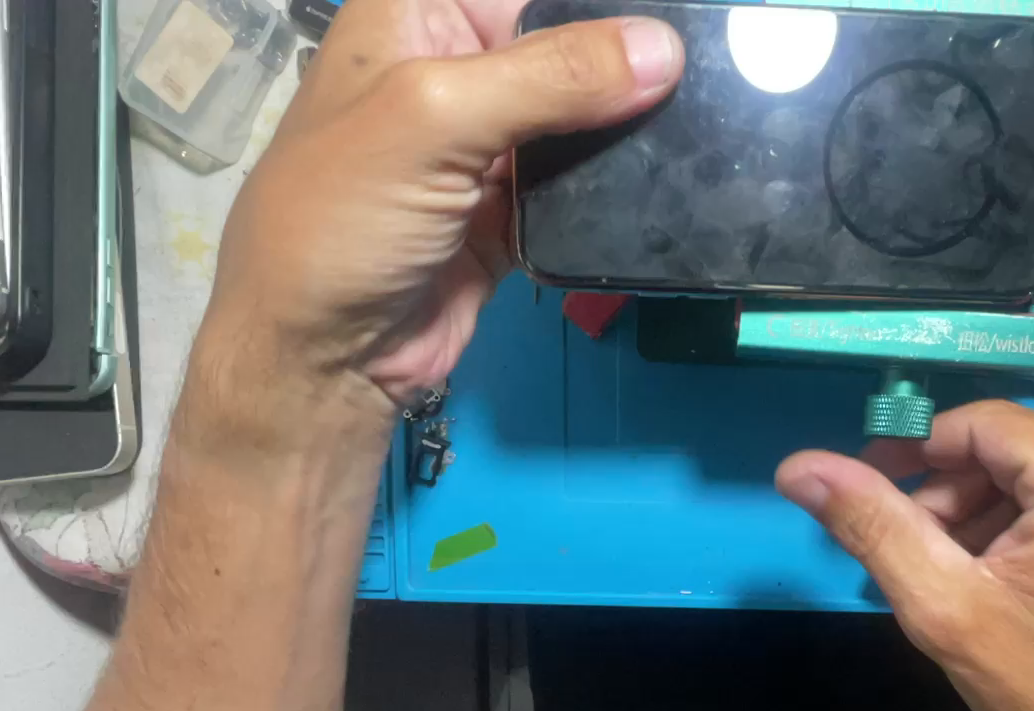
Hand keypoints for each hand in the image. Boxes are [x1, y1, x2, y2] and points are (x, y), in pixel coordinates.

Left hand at [187, 0, 682, 439]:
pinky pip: (573, 197)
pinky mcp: (511, 223)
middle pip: (560, 58)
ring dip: (624, 137)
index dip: (597, 11)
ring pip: (575, 130)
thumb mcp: (436, 119)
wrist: (331, 353)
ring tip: (698, 135)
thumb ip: (550, 79)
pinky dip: (608, 198)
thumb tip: (664, 50)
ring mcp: (486, 159)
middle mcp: (457, 81)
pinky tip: (658, 190)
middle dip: (622, 72)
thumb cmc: (350, 219)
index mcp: (419, 20)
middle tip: (702, 83)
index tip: (675, 28)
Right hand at [774, 401, 1033, 710]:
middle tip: (923, 552)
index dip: (916, 451)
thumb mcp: (941, 607)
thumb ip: (871, 525)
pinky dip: (1029, 516)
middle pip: (1012, 446)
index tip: (872, 486)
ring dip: (987, 507)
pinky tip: (1013, 570)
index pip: (982, 425)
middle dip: (953, 493)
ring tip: (966, 572)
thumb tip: (797, 467)